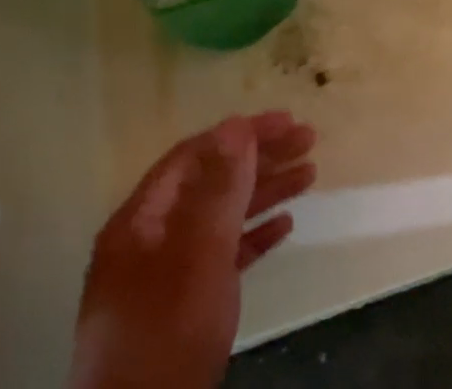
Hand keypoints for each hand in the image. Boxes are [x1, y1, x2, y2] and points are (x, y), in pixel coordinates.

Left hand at [70, 112, 316, 388]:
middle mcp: (151, 238)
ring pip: (221, 215)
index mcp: (141, 220)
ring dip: (264, 190)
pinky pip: (223, 252)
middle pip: (210, 182)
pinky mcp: (185, 302)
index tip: (289, 122)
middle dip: (260, 158)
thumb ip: (217, 190)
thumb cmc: (168, 329)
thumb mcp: (197, 255)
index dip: (241, 134)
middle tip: (310, 140)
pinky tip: (284, 226)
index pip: (194, 157)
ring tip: (310, 174)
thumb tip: (235, 126)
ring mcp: (166, 271)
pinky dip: (254, 234)